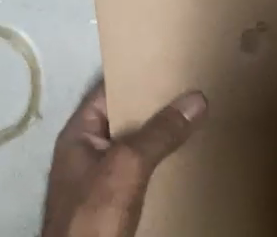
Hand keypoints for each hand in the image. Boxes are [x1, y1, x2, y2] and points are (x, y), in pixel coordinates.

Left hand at [41, 82, 207, 236]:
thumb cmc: (94, 213)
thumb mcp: (127, 165)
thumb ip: (160, 132)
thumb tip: (197, 98)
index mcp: (79, 134)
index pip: (108, 90)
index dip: (136, 74)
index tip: (169, 62)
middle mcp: (88, 153)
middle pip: (125, 119)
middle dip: (155, 107)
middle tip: (192, 89)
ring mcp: (99, 182)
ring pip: (135, 149)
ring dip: (161, 139)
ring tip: (196, 119)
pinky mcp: (114, 208)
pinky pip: (141, 176)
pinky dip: (160, 167)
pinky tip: (185, 161)